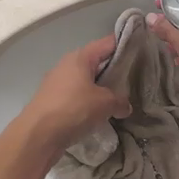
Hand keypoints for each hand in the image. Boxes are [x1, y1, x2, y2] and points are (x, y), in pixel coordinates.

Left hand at [15, 35, 130, 152]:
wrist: (38, 134)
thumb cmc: (74, 109)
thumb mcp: (105, 104)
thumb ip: (120, 101)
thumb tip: (125, 106)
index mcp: (80, 57)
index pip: (107, 43)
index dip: (124, 45)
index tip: (140, 51)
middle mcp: (66, 65)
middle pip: (96, 62)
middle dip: (114, 70)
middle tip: (133, 81)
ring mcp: (57, 83)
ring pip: (85, 81)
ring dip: (100, 89)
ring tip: (117, 100)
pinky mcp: (52, 101)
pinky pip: (76, 96)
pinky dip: (88, 102)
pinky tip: (98, 114)